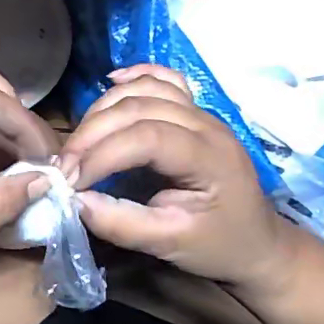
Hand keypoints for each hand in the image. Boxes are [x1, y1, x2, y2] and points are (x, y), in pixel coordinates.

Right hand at [59, 64, 305, 295]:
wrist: (258, 242)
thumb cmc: (219, 246)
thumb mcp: (171, 246)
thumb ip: (123, 224)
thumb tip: (76, 201)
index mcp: (210, 157)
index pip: (147, 137)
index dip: (102, 154)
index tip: (70, 181)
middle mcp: (207, 124)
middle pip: (139, 107)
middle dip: (93, 133)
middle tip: (65, 167)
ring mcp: (203, 112)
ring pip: (145, 89)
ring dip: (103, 110)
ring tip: (79, 144)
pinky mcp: (195, 110)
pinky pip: (163, 80)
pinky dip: (134, 77)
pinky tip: (109, 82)